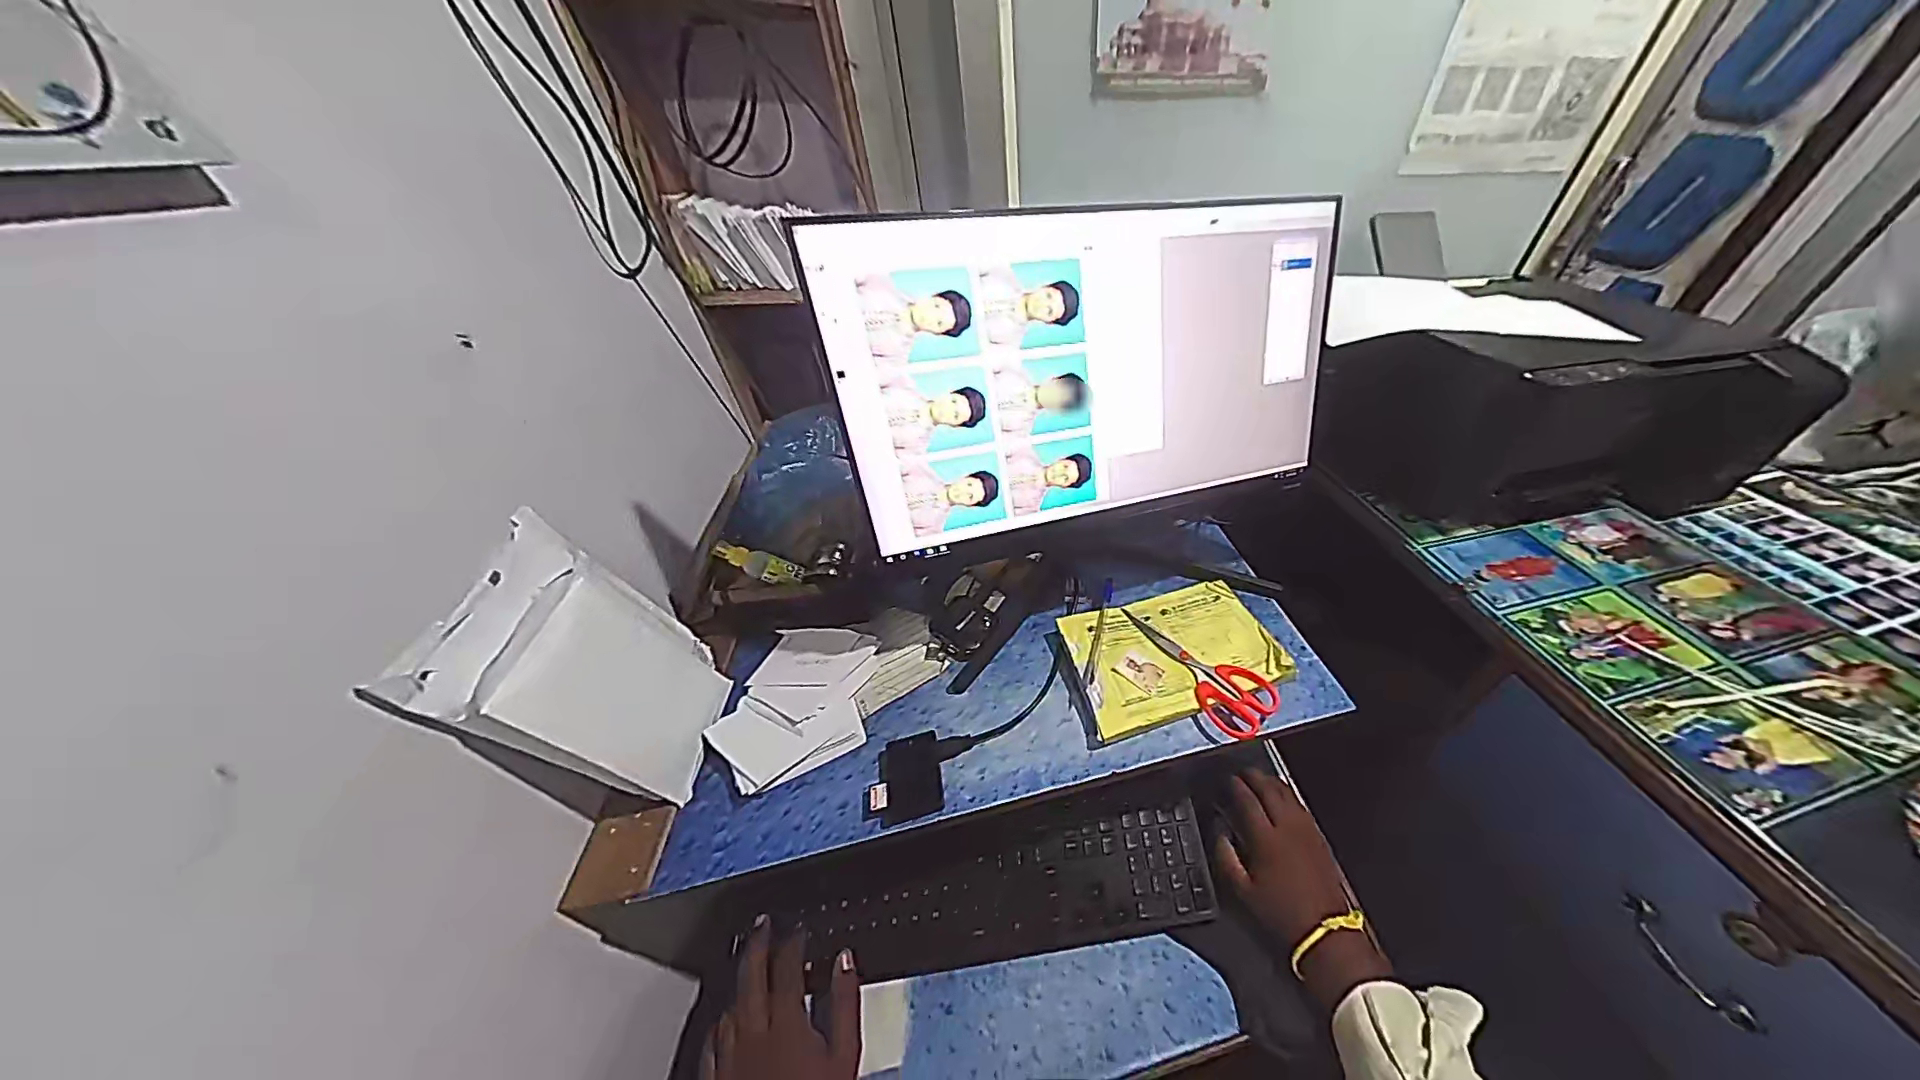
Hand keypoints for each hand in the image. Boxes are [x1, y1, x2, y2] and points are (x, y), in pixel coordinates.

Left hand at [702, 917, 860, 1079]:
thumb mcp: (846, 1055)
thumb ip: (845, 1002)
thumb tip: (844, 960)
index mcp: (786, 1022)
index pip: (786, 966)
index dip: (791, 941)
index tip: (797, 929)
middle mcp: (752, 1034)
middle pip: (749, 975)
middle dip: (756, 943)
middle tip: (763, 924)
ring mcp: (730, 1058)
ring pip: (729, 1004)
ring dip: (739, 978)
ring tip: (747, 961)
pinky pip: (712, 1040)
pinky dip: (721, 1019)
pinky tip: (725, 1016)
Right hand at [1212, 770, 1391, 1008]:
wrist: (1326, 934)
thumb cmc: (1281, 915)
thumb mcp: (1241, 890)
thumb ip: (1224, 854)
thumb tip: (1218, 830)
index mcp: (1266, 838)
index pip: (1246, 799)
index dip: (1233, 785)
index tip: (1225, 781)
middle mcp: (1288, 829)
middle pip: (1269, 789)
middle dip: (1253, 776)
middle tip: (1240, 773)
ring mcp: (1307, 832)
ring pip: (1288, 794)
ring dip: (1271, 782)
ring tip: (1259, 780)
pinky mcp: (1320, 840)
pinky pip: (1301, 806)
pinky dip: (1288, 795)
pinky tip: (1283, 798)